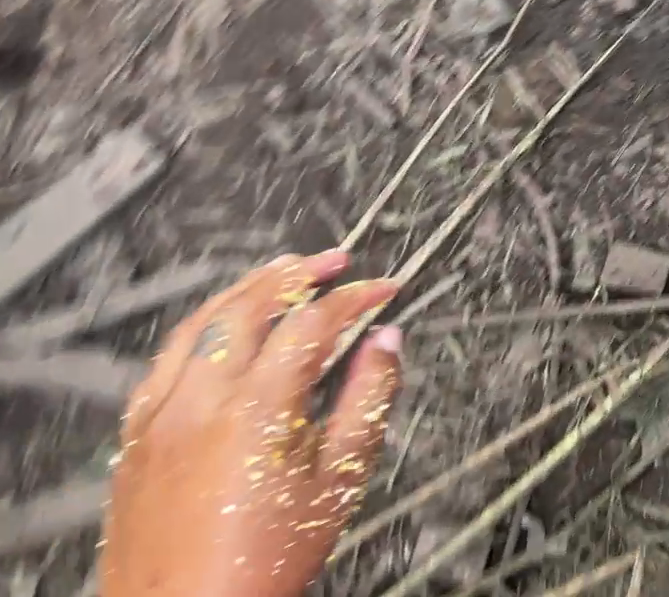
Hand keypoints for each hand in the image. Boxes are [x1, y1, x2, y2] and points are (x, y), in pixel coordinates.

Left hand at [101, 252, 401, 596]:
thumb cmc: (265, 554)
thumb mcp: (341, 474)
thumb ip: (370, 396)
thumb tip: (388, 340)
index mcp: (256, 411)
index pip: (312, 324)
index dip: (355, 297)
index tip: (385, 287)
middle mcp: (199, 405)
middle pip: (247, 310)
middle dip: (298, 274)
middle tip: (336, 258)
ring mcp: (158, 420)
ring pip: (197, 327)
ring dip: (244, 289)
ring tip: (280, 269)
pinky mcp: (135, 439)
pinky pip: (164, 363)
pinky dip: (200, 328)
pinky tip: (222, 325)